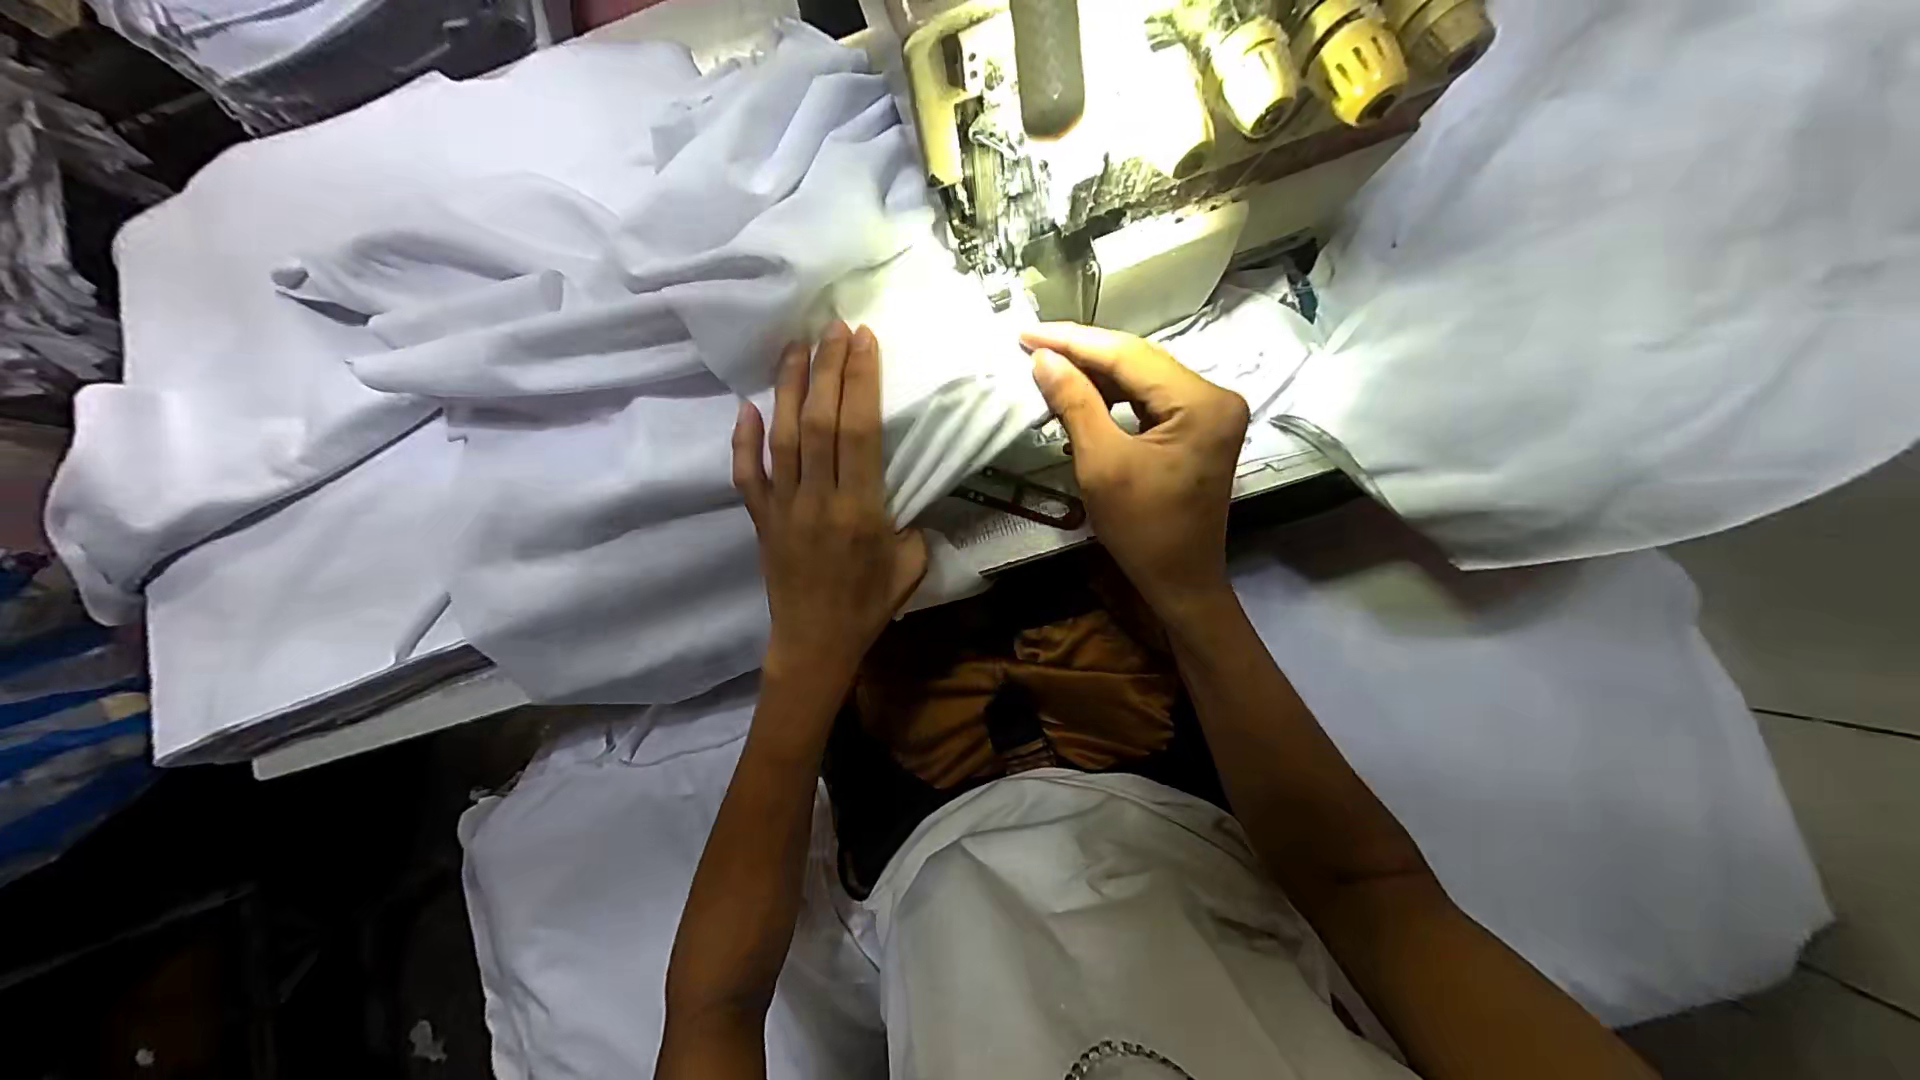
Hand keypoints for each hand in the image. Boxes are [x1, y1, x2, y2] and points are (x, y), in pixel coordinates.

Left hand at [733, 322, 927, 690]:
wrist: (816, 642)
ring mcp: (783, 507)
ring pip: (782, 437)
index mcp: (861, 510)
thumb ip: (913, 521)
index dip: (861, 382)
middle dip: (827, 369)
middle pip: (820, 422)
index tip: (864, 341)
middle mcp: (819, 500)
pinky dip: (742, 440)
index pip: (860, 432)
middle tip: (833, 328)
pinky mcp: (760, 519)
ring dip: (788, 388)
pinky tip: (746, 406)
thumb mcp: (910, 564)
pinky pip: (746, 474)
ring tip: (795, 346)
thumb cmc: (869, 605)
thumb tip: (904, 488)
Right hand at [1023, 322, 1247, 611]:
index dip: (1074, 341)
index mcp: (1201, 403)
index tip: (1028, 332)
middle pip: (1139, 361)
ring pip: (1142, 378)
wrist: (1180, 580)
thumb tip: (1043, 359)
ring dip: (1096, 374)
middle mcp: (1215, 397)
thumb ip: (1075, 403)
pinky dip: (1114, 398)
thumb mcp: (1102, 464)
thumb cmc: (1142, 530)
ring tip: (1049, 366)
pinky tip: (1081, 394)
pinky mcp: (1199, 427)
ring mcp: (1210, 412)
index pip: (1129, 355)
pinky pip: (1150, 400)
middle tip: (1033, 344)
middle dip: (1084, 353)